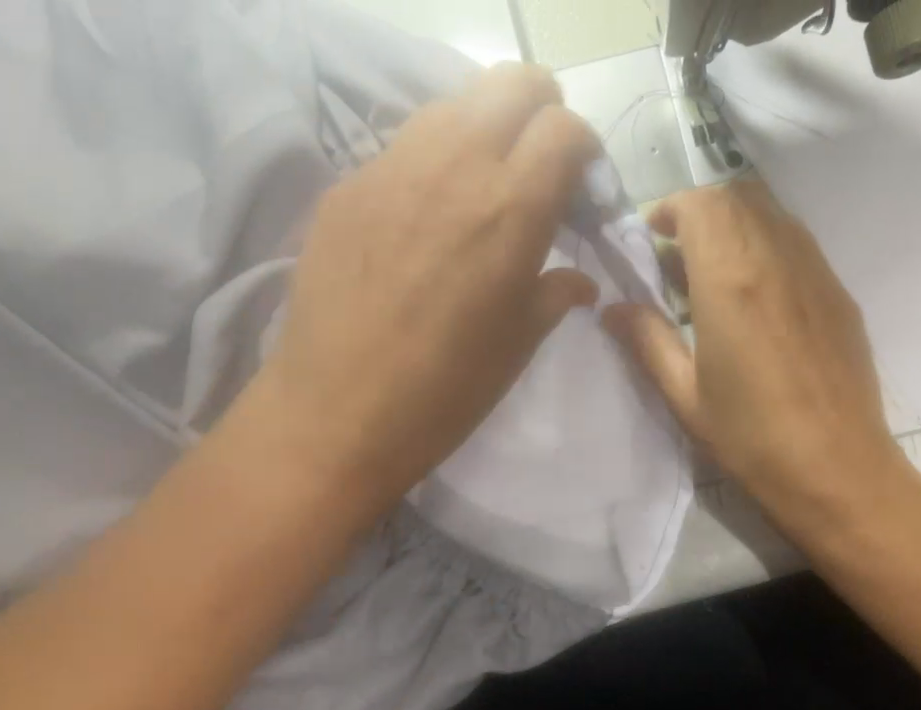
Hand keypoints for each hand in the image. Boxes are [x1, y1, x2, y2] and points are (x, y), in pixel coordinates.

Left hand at [251, 63, 601, 511]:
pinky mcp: (349, 185)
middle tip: (541, 169)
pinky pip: (405, 147)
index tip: (582, 191)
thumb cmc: (446, 392)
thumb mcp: (518, 345)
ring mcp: (392, 168)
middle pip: (513, 84)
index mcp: (511, 209)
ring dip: (485, 130)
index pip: (566, 129)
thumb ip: (555, 293)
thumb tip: (579, 280)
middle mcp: (455, 165)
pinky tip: (428, 220)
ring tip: (483, 190)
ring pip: (453, 105)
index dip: (585, 151)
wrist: (335, 414)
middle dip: (542, 112)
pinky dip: (434, 163)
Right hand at [601, 177, 908, 527]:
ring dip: (737, 227)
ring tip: (715, 276)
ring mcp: (816, 273)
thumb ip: (648, 341)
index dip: (671, 209)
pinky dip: (769, 249)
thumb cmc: (752, 439)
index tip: (652, 238)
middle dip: (702, 213)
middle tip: (679, 257)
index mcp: (731, 278)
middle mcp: (777, 258)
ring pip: (773, 216)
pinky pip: (799, 247)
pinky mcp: (840, 296)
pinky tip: (758, 301)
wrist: (837, 469)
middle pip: (738, 198)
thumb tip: (613, 308)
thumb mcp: (686, 396)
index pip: (700, 204)